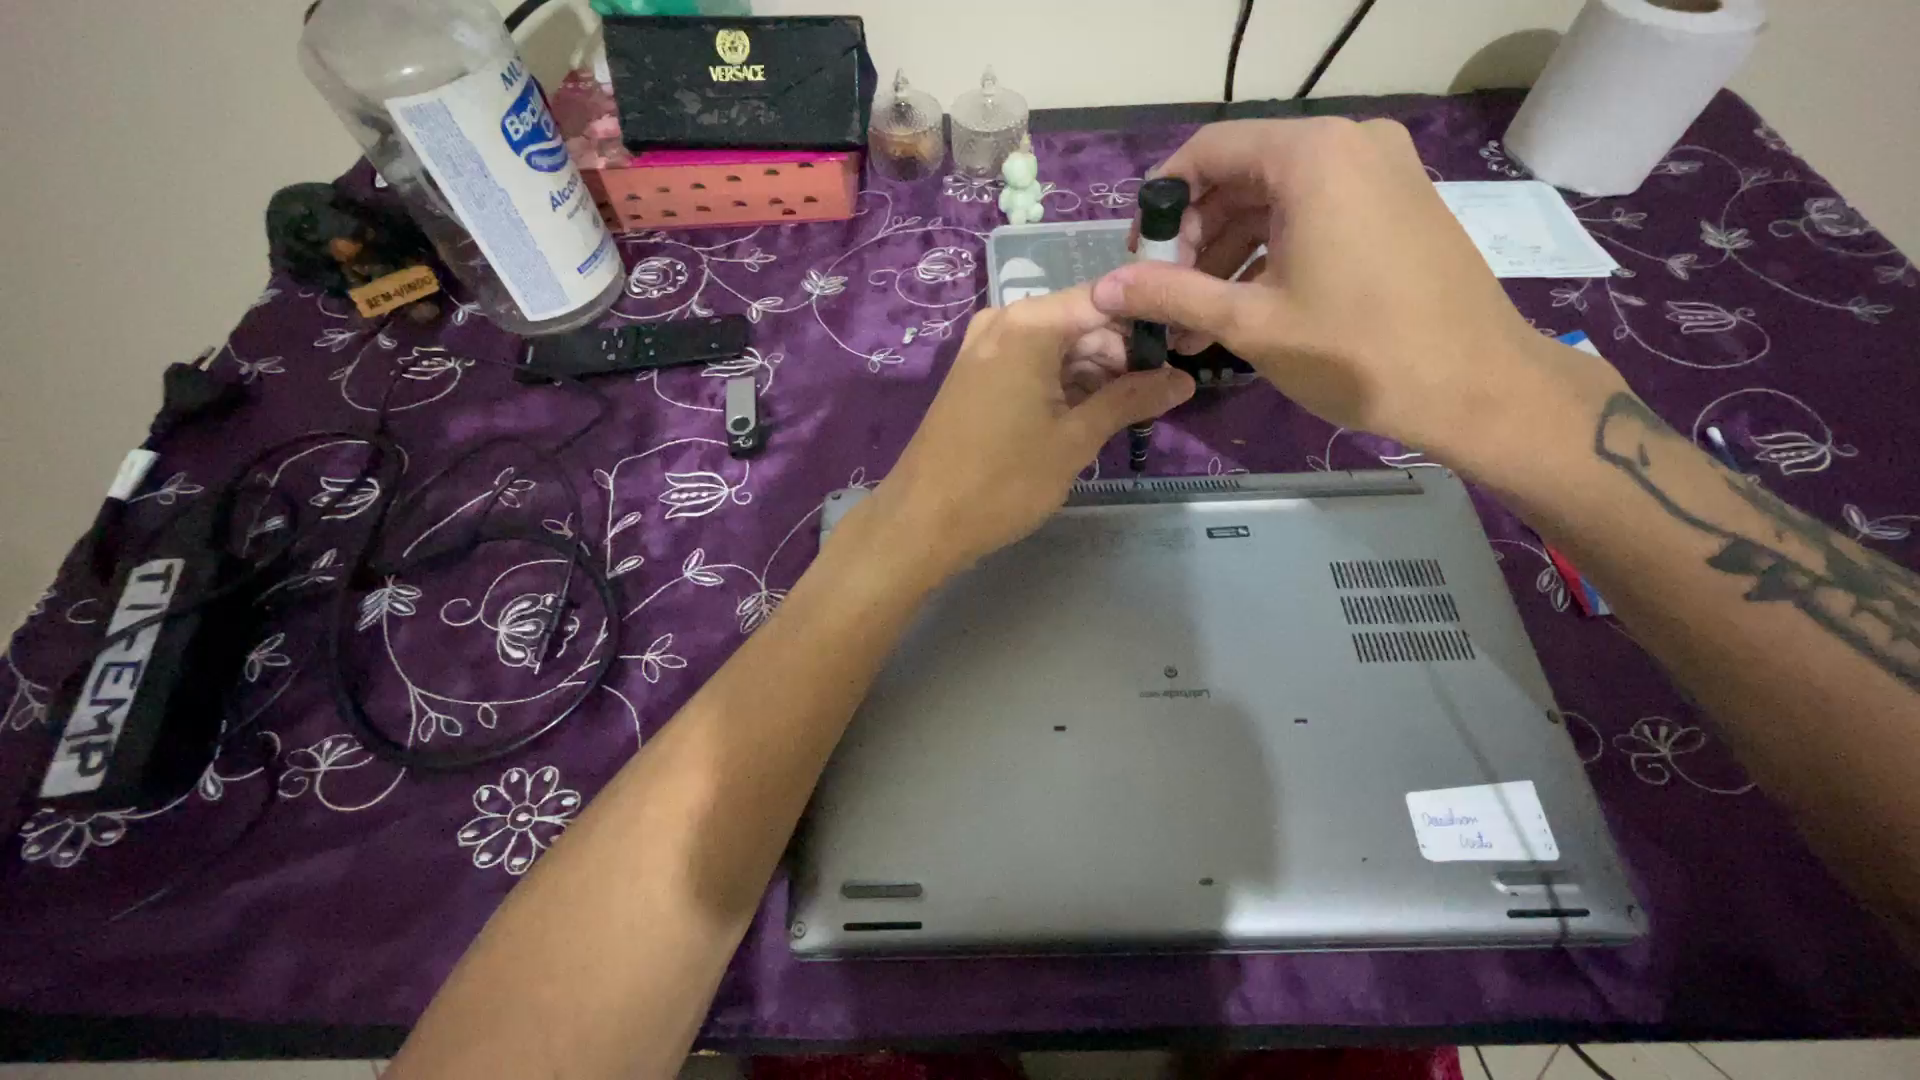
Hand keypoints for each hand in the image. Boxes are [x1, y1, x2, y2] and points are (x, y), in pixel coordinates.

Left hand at [861, 286, 1193, 576]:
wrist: (922, 521)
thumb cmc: (1003, 481)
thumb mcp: (1075, 439)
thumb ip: (1131, 401)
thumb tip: (1182, 379)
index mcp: (1030, 324)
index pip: (1108, 301)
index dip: (1148, 325)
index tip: (1183, 352)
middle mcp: (1005, 321)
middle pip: (1083, 323)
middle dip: (1122, 357)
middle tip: (1158, 399)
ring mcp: (985, 348)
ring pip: (1058, 347)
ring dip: (1094, 376)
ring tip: (1125, 417)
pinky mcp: (976, 375)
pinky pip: (1032, 365)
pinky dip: (1062, 386)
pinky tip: (1085, 418)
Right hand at [1090, 117, 1622, 467]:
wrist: (1475, 386)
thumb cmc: (1356, 351)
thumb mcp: (1249, 322)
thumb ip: (1171, 295)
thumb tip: (1104, 288)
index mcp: (1311, 155)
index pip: (1207, 151)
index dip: (1161, 204)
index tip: (1139, 260)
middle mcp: (1349, 143)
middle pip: (1242, 175)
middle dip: (1194, 239)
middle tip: (1166, 299)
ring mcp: (1381, 171)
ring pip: (1276, 200)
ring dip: (1228, 255)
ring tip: (1195, 321)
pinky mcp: (1397, 204)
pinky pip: (1314, 214)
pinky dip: (1272, 254)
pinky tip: (1244, 308)